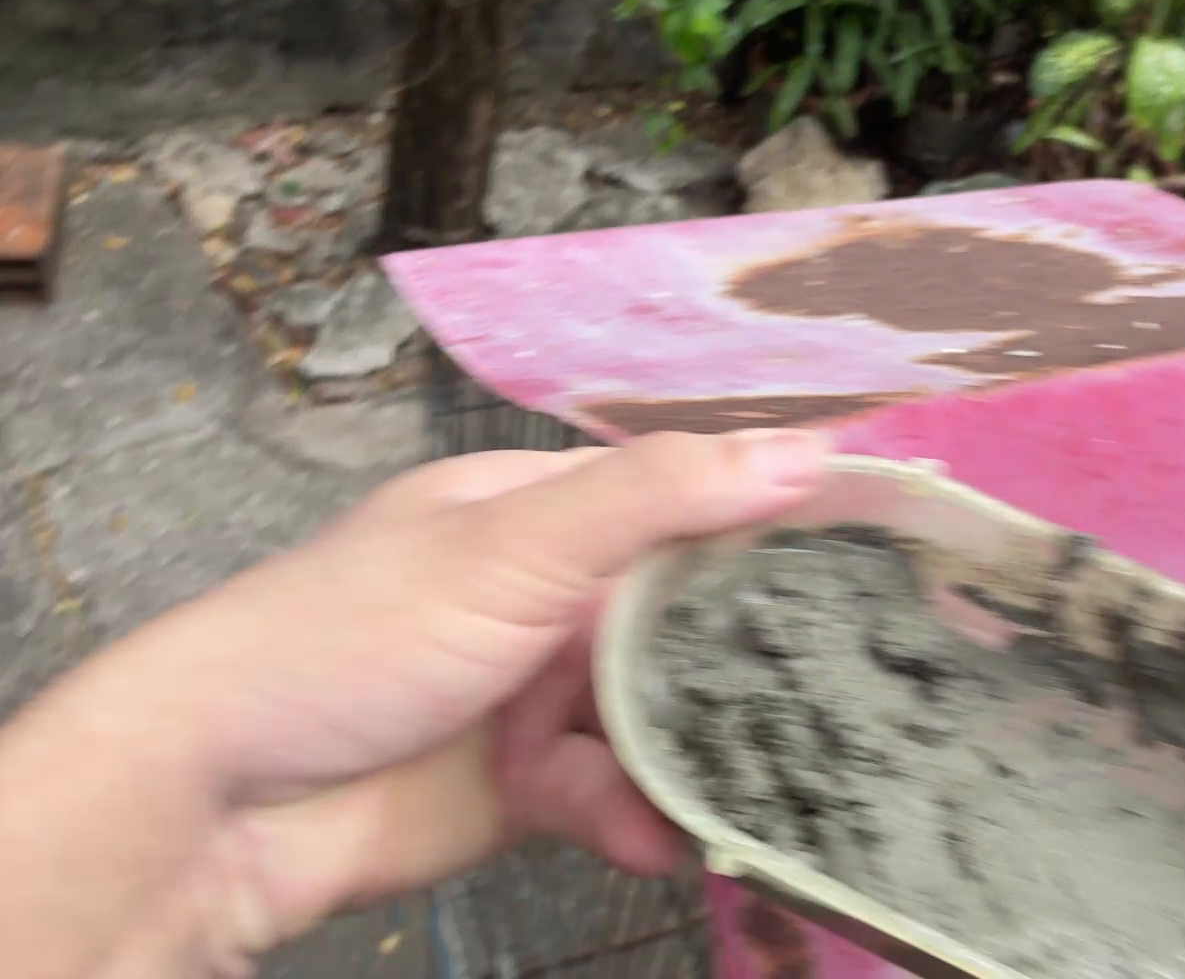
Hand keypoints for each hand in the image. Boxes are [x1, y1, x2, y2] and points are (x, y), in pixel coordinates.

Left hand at [5, 428, 828, 972]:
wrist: (210, 812)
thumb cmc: (368, 631)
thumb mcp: (523, 540)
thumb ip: (663, 494)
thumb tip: (806, 453)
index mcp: (569, 508)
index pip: (700, 492)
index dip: (778, 510)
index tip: (869, 540)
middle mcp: (576, 587)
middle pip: (697, 605)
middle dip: (754, 643)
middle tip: (846, 670)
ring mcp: (565, 681)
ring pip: (673, 701)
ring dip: (701, 742)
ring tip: (761, 776)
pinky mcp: (554, 770)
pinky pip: (625, 780)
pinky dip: (638, 808)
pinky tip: (661, 837)